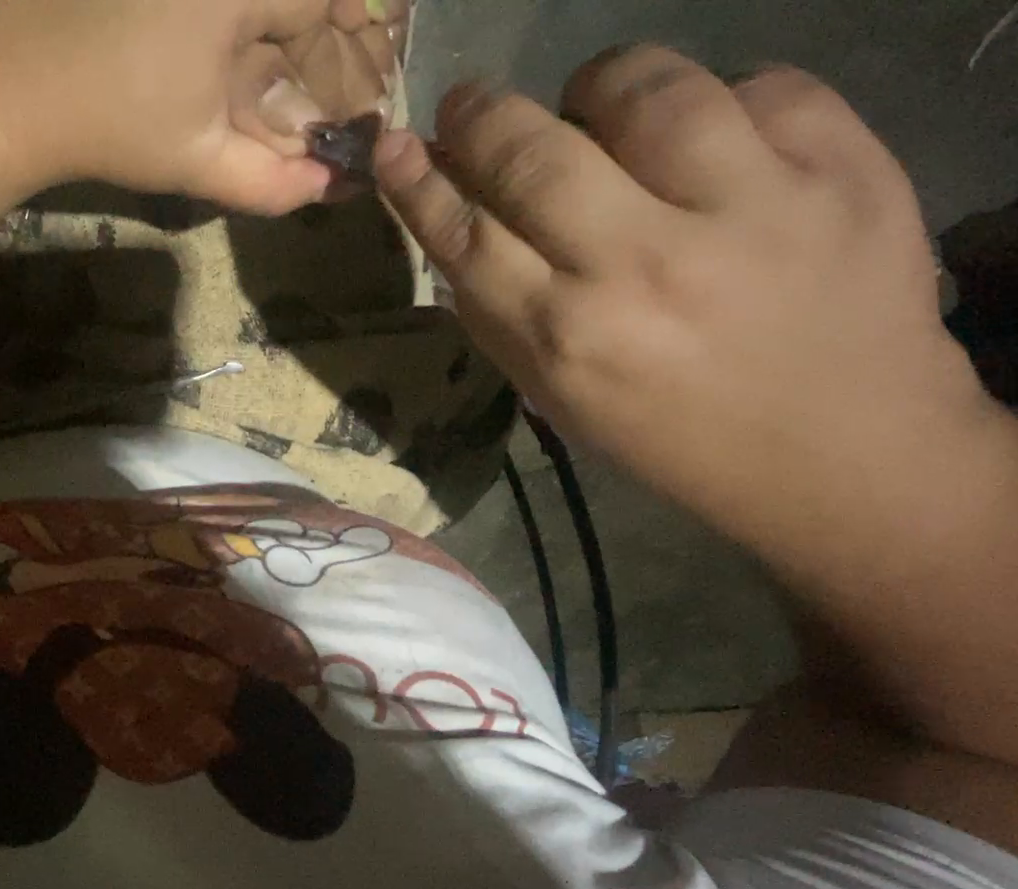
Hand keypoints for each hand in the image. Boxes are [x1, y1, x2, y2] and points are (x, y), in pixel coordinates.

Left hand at [0, 0, 382, 214]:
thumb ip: (270, 181)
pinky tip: (239, 58)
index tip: (361, 99)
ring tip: (292, 71)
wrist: (5, 88)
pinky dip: (238, 24)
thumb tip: (328, 185)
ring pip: (260, 1)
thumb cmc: (108, 125)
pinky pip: (219, 3)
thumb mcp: (196, 160)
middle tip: (335, 83)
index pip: (334, 5)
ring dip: (286, 29)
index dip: (356, 56)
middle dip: (328, 34)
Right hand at [372, 46, 1002, 558]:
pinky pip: (759, 86)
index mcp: (566, 337)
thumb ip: (502, 313)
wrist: (844, 451)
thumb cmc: (672, 434)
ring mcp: (751, 209)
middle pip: (534, 157)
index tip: (393, 144)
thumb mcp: (560, 396)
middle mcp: (644, 267)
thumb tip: (456, 221)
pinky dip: (715, 97)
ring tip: (590, 101)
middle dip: (483, 117)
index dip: (419, 182)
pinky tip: (707, 132)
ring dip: (597, 87)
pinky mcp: (844, 169)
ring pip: (646, 92)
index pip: (467, 236)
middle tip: (468, 103)